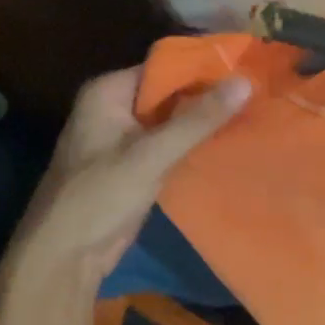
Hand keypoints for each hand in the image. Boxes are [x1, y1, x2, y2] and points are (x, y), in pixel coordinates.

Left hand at [0, 68, 250, 290]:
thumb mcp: (152, 154)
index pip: (164, 68)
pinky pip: (172, 145)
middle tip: (258, 96)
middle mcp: (114, 108)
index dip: (205, 69)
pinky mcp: (136, 165)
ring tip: (254, 117)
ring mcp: (125, 138)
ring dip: (206, 123)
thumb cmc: (100, 196)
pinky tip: (230, 145)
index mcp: (107, 93)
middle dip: (210, 97)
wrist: (65, 256)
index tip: (247, 72)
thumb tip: (246, 82)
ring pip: (175, 120)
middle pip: (171, 93)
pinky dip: (196, 145)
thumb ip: (199, 119)